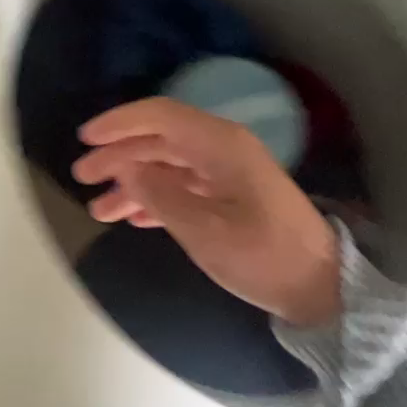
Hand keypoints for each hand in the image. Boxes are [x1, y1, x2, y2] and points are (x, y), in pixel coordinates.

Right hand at [73, 97, 341, 328]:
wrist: (323, 290)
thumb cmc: (266, 257)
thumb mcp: (207, 232)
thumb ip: (161, 196)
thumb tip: (125, 167)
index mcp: (220, 145)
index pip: (160, 116)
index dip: (120, 122)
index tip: (85, 138)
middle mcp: (221, 149)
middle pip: (159, 140)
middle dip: (119, 156)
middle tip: (82, 177)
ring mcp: (227, 171)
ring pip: (167, 165)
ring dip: (133, 183)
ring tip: (99, 209)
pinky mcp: (231, 195)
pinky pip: (183, 185)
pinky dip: (156, 197)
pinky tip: (134, 217)